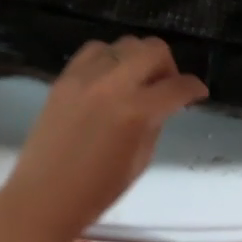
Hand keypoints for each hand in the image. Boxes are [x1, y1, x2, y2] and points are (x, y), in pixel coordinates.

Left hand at [0, 36, 206, 241]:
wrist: (43, 197)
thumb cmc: (97, 190)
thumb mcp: (141, 160)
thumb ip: (155, 122)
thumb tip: (164, 101)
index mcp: (136, 112)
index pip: (177, 86)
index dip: (194, 88)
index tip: (197, 92)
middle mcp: (113, 84)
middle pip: (154, 49)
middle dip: (168, 66)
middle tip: (166, 86)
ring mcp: (85, 76)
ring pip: (125, 43)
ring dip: (138, 58)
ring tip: (135, 81)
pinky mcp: (65, 76)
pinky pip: (95, 50)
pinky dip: (109, 58)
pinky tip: (109, 78)